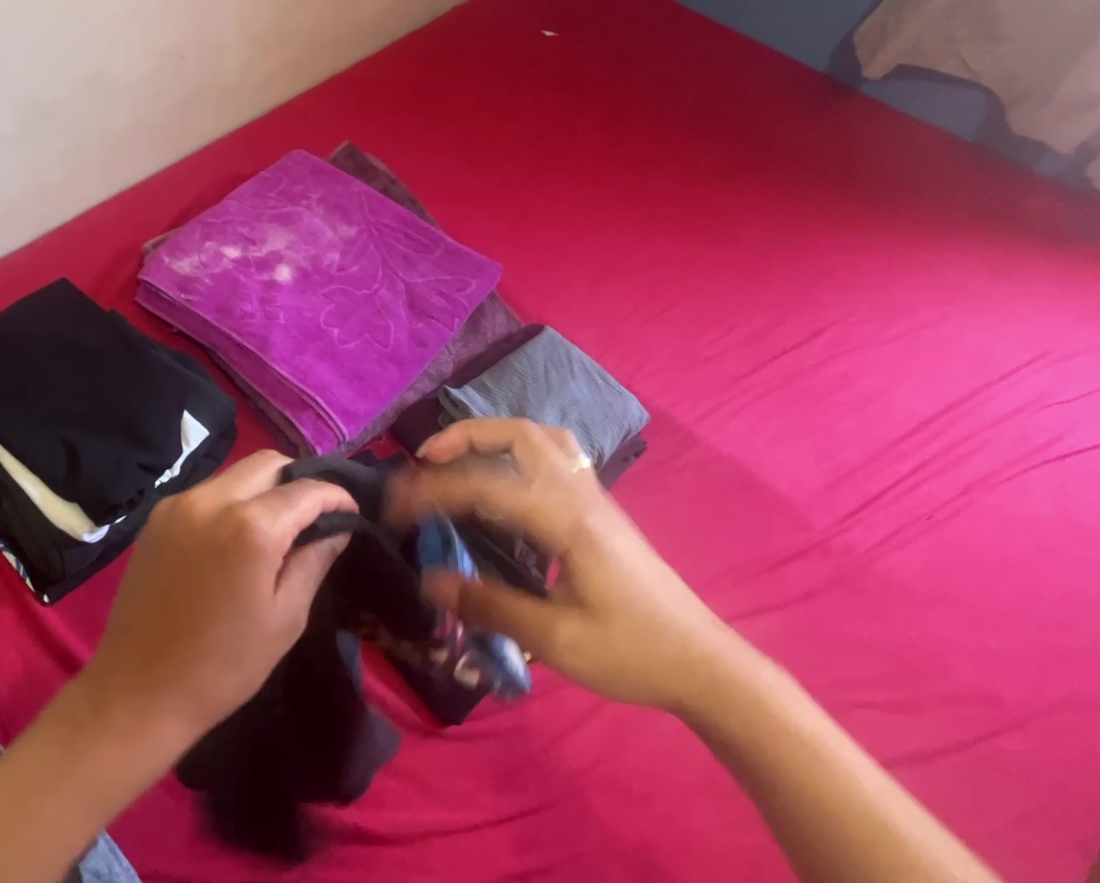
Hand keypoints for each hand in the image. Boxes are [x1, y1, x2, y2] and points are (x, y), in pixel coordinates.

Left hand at [77, 450, 354, 739]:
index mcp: (249, 526)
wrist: (138, 691)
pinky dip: (232, 501)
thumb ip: (314, 561)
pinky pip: (207, 492)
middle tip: (315, 516)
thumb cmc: (223, 666)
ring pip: (235, 474)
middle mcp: (211, 500)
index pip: (306, 489)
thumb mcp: (285, 618)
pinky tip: (238, 536)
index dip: (336, 496)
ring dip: (264, 489)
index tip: (351, 513)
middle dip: (298, 480)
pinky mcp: (156, 518)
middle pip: (267, 464)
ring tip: (279, 527)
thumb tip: (337, 528)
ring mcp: (177, 505)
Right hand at [393, 418, 745, 714]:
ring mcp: (596, 499)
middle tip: (426, 460)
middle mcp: (581, 496)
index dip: (433, 490)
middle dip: (467, 436)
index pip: (486, 485)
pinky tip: (503, 487)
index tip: (394, 507)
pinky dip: (518, 454)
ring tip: (460, 462)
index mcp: (567, 521)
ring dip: (496, 438)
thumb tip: (430, 579)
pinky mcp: (602, 513)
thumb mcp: (556, 640)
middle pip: (521, 433)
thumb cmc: (632, 653)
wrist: (705, 665)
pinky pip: (556, 458)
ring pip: (543, 439)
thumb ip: (490, 605)